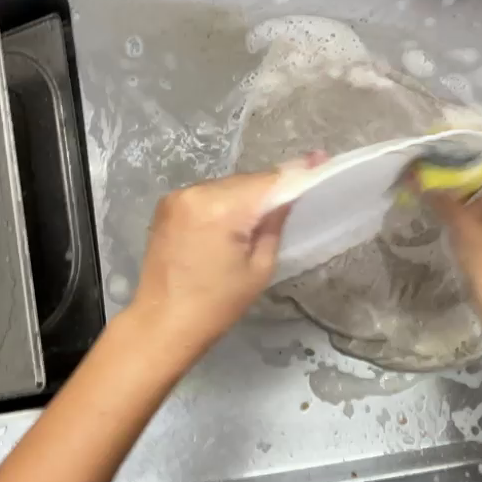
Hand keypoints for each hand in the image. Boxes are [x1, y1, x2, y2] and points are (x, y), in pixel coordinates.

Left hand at [128, 171, 286, 361]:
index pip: (267, 181)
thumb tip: (288, 196)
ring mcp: (178, 196)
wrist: (162, 322)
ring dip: (243, 196)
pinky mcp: (166, 205)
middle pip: (245, 181)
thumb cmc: (216, 304)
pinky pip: (206, 194)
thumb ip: (274, 225)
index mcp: (221, 208)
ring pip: (225, 186)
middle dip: (268, 188)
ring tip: (257, 218)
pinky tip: (229, 222)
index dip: (295, 172)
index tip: (319, 159)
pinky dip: (221, 202)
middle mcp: (197, 192)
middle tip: (292, 196)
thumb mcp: (258, 268)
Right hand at [425, 159, 481, 297]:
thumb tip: (413, 173)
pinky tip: (439, 195)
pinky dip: (461, 196)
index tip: (457, 134)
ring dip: (461, 178)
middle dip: (466, 159)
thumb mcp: (461, 224)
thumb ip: (438, 197)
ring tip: (433, 167)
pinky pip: (477, 203)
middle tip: (437, 149)